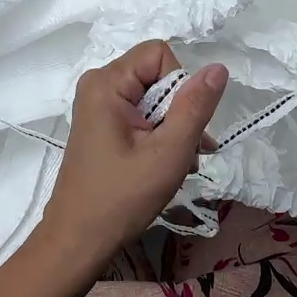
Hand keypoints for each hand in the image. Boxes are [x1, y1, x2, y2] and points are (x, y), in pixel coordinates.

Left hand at [39, 41, 226, 265]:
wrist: (77, 242)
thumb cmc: (122, 198)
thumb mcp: (168, 153)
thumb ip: (195, 107)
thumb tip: (218, 68)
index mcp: (107, 82)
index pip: (159, 54)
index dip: (179, 84)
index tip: (180, 125)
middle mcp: (98, 84)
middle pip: (156, 75)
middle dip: (180, 110)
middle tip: (189, 152)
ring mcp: (98, 105)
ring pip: (152, 97)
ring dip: (173, 127)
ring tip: (182, 164)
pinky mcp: (101, 125)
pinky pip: (140, 113)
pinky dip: (158, 135)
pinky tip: (166, 165)